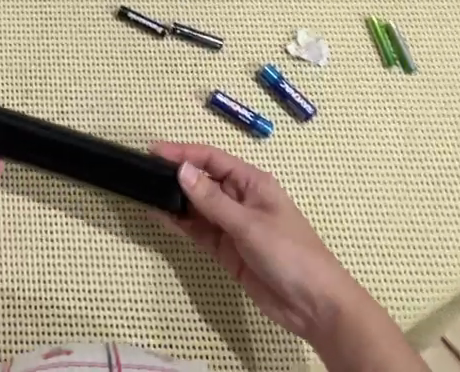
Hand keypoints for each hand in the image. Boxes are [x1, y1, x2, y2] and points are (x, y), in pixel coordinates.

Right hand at [150, 141, 363, 341]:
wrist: (316, 307)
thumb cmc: (290, 254)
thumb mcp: (249, 224)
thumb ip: (212, 200)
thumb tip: (181, 171)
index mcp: (252, 183)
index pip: (212, 159)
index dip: (183, 152)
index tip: (153, 151)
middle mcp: (239, 199)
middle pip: (202, 180)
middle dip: (175, 175)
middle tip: (143, 172)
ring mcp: (232, 225)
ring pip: (197, 206)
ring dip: (174, 200)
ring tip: (145, 192)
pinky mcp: (226, 249)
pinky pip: (198, 230)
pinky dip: (179, 224)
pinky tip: (159, 216)